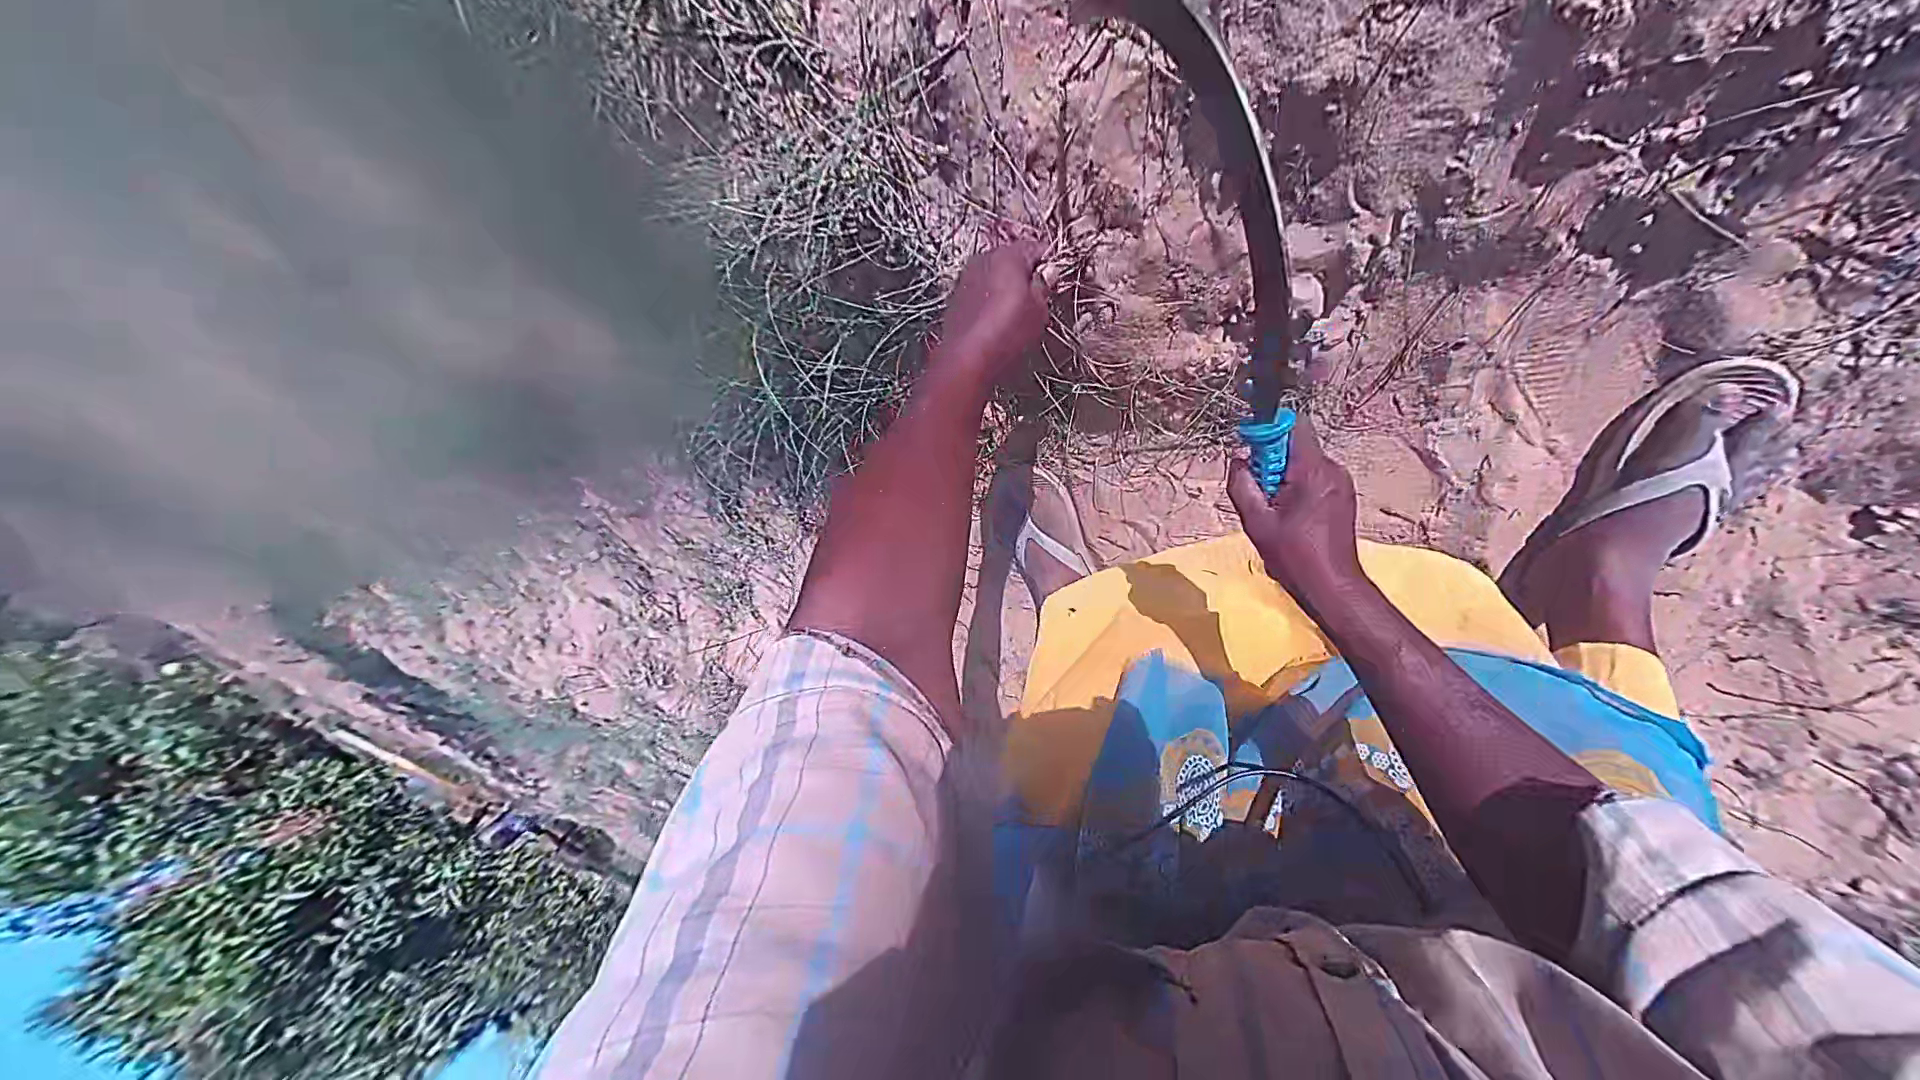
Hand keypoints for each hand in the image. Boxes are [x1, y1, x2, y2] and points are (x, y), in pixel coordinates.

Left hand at [933, 241, 1049, 385]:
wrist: (966, 358)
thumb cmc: (1006, 332)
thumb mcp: (1038, 310)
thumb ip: (1044, 286)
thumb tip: (1047, 274)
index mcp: (1008, 255)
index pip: (1036, 247)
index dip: (1049, 263)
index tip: (1055, 278)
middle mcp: (983, 259)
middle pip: (1012, 259)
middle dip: (1026, 275)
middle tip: (1039, 298)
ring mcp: (967, 278)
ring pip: (994, 275)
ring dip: (1006, 287)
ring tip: (1018, 312)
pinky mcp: (956, 298)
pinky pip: (980, 292)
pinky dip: (990, 300)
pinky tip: (997, 320)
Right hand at [1226, 416, 1364, 605]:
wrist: (1330, 584)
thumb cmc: (1293, 555)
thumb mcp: (1256, 521)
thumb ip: (1242, 485)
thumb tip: (1237, 460)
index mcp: (1313, 472)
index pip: (1293, 426)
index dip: (1268, 432)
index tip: (1251, 453)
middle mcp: (1332, 470)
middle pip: (1296, 445)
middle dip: (1272, 460)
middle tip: (1259, 491)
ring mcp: (1340, 482)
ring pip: (1303, 462)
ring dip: (1282, 476)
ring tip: (1273, 508)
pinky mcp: (1342, 494)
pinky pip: (1313, 476)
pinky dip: (1295, 487)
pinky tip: (1288, 514)